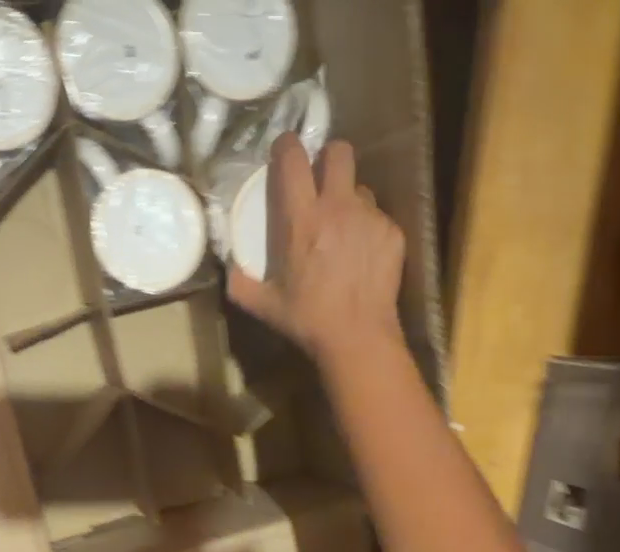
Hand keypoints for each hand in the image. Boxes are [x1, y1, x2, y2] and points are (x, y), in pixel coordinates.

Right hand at [227, 134, 406, 362]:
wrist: (357, 337)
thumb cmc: (307, 319)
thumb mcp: (263, 304)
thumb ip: (239, 281)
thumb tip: (227, 268)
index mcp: (302, 218)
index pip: (294, 158)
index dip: (288, 146)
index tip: (284, 151)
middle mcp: (338, 207)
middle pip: (339, 152)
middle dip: (328, 159)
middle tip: (321, 180)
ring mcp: (370, 218)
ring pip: (360, 188)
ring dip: (349, 200)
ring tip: (343, 228)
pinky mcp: (392, 233)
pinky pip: (378, 217)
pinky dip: (368, 229)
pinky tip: (362, 255)